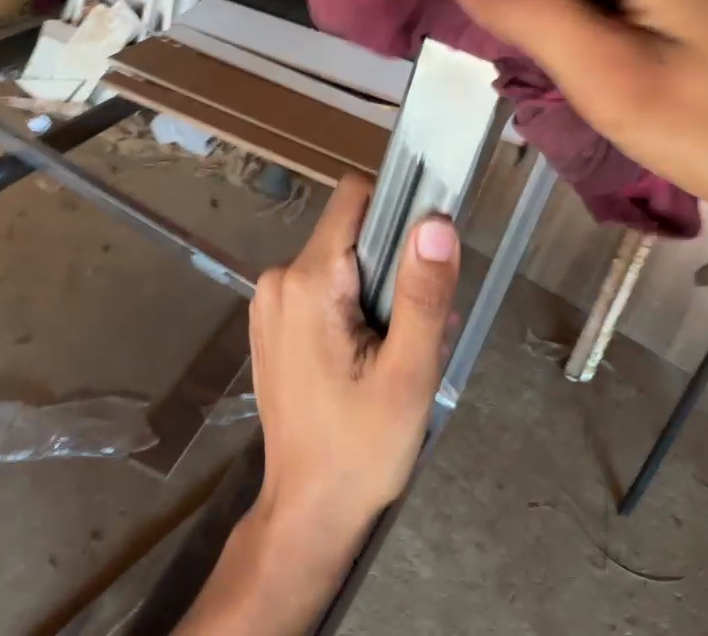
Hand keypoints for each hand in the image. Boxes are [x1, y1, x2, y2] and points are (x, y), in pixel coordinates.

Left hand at [248, 175, 459, 545]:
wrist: (309, 509)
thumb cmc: (362, 447)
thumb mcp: (409, 374)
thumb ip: (423, 293)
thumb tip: (437, 222)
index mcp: (308, 281)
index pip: (355, 198)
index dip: (399, 211)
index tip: (428, 256)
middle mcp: (279, 279)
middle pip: (353, 235)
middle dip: (394, 269)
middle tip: (415, 331)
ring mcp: (270, 303)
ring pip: (342, 264)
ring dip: (377, 295)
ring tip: (394, 354)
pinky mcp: (273, 324)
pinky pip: (324, 291)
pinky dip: (354, 311)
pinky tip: (370, 360)